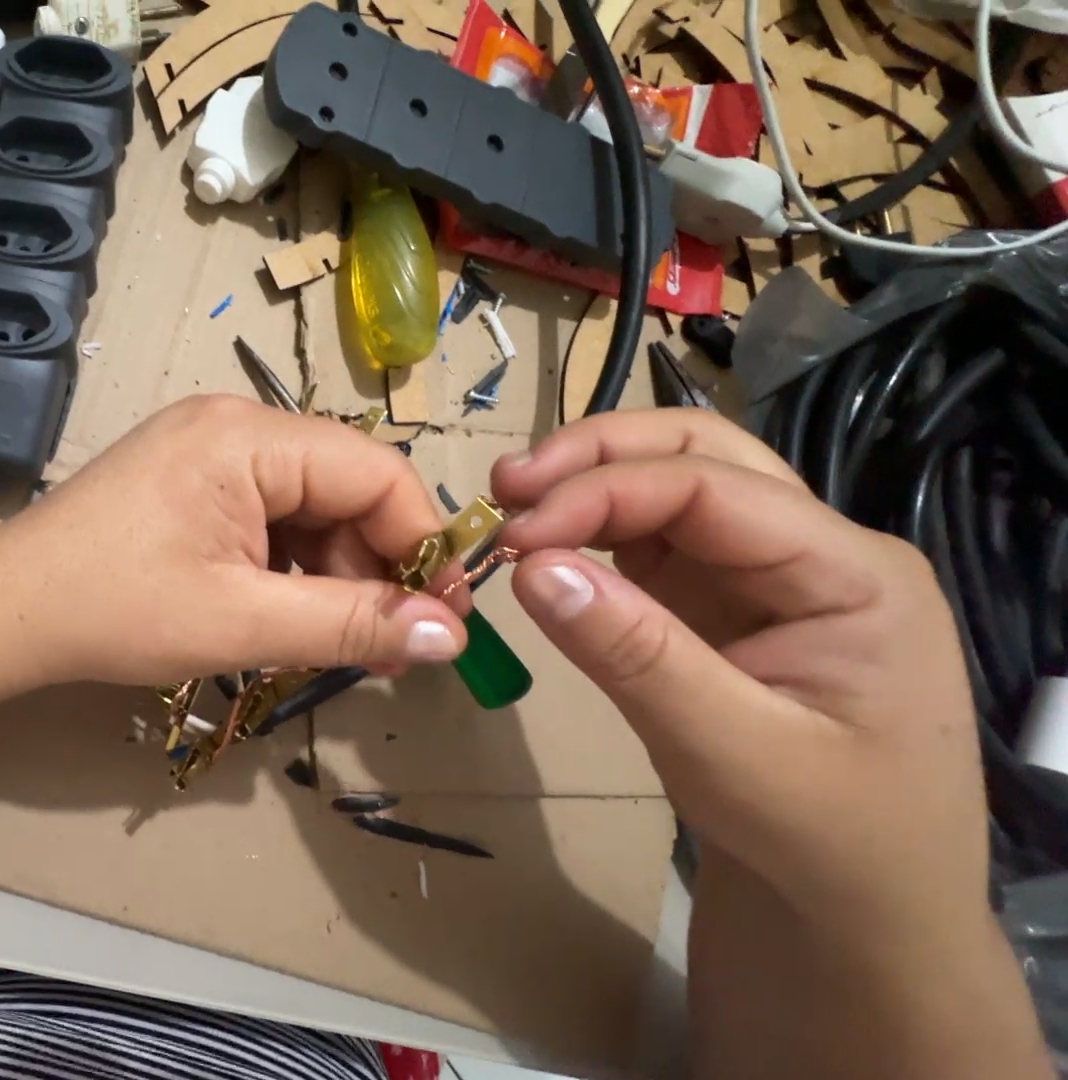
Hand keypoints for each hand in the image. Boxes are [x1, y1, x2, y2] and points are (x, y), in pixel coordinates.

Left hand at [0, 395, 469, 687]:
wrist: (5, 612)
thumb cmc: (114, 610)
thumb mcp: (242, 623)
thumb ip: (351, 624)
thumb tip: (452, 636)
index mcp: (248, 437)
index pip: (376, 473)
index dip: (421, 544)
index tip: (444, 618)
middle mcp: (232, 425)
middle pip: (341, 489)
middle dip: (372, 569)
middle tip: (388, 648)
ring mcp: (204, 450)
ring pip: (305, 508)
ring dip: (331, 574)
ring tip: (337, 644)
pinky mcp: (186, 480)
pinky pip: (264, 515)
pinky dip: (287, 566)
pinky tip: (286, 615)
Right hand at [491, 409, 988, 932]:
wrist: (848, 891)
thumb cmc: (817, 830)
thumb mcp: (727, 750)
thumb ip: (633, 653)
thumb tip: (531, 567)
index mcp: (849, 572)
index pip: (710, 488)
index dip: (599, 494)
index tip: (510, 536)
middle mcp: (808, 547)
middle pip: (700, 450)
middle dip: (595, 454)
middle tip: (505, 486)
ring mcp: (756, 566)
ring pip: (669, 476)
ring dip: (586, 476)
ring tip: (510, 502)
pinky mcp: (709, 592)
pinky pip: (644, 532)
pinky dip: (585, 523)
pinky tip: (540, 539)